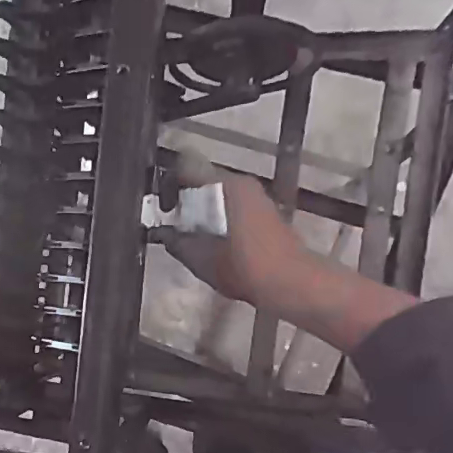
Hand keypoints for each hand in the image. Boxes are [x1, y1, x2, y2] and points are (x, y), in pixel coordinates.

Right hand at [161, 171, 315, 310]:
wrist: (291, 283)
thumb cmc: (245, 267)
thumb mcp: (202, 258)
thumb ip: (178, 242)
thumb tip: (163, 233)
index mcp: (227, 186)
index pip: (187, 168)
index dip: (168, 184)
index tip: (161, 208)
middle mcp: (244, 183)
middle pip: (204, 181)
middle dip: (185, 199)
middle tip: (171, 223)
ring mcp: (258, 197)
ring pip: (219, 195)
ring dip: (202, 211)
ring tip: (189, 235)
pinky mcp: (266, 213)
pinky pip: (232, 206)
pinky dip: (219, 218)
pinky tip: (212, 242)